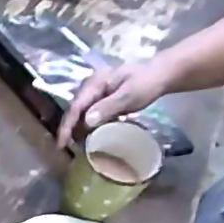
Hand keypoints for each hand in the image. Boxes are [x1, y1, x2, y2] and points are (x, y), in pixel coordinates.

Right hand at [55, 57, 176, 148]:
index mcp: (95, 83)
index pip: (76, 106)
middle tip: (65, 148)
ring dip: (77, 129)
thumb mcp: (129, 95)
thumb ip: (108, 106)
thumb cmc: (147, 82)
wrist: (162, 74)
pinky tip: (89, 137)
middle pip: (75, 110)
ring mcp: (97, 93)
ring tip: (76, 146)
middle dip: (69, 129)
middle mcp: (92, 87)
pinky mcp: (103, 99)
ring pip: (81, 113)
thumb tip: (86, 121)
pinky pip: (90, 114)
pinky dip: (87, 126)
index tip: (62, 144)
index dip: (67, 126)